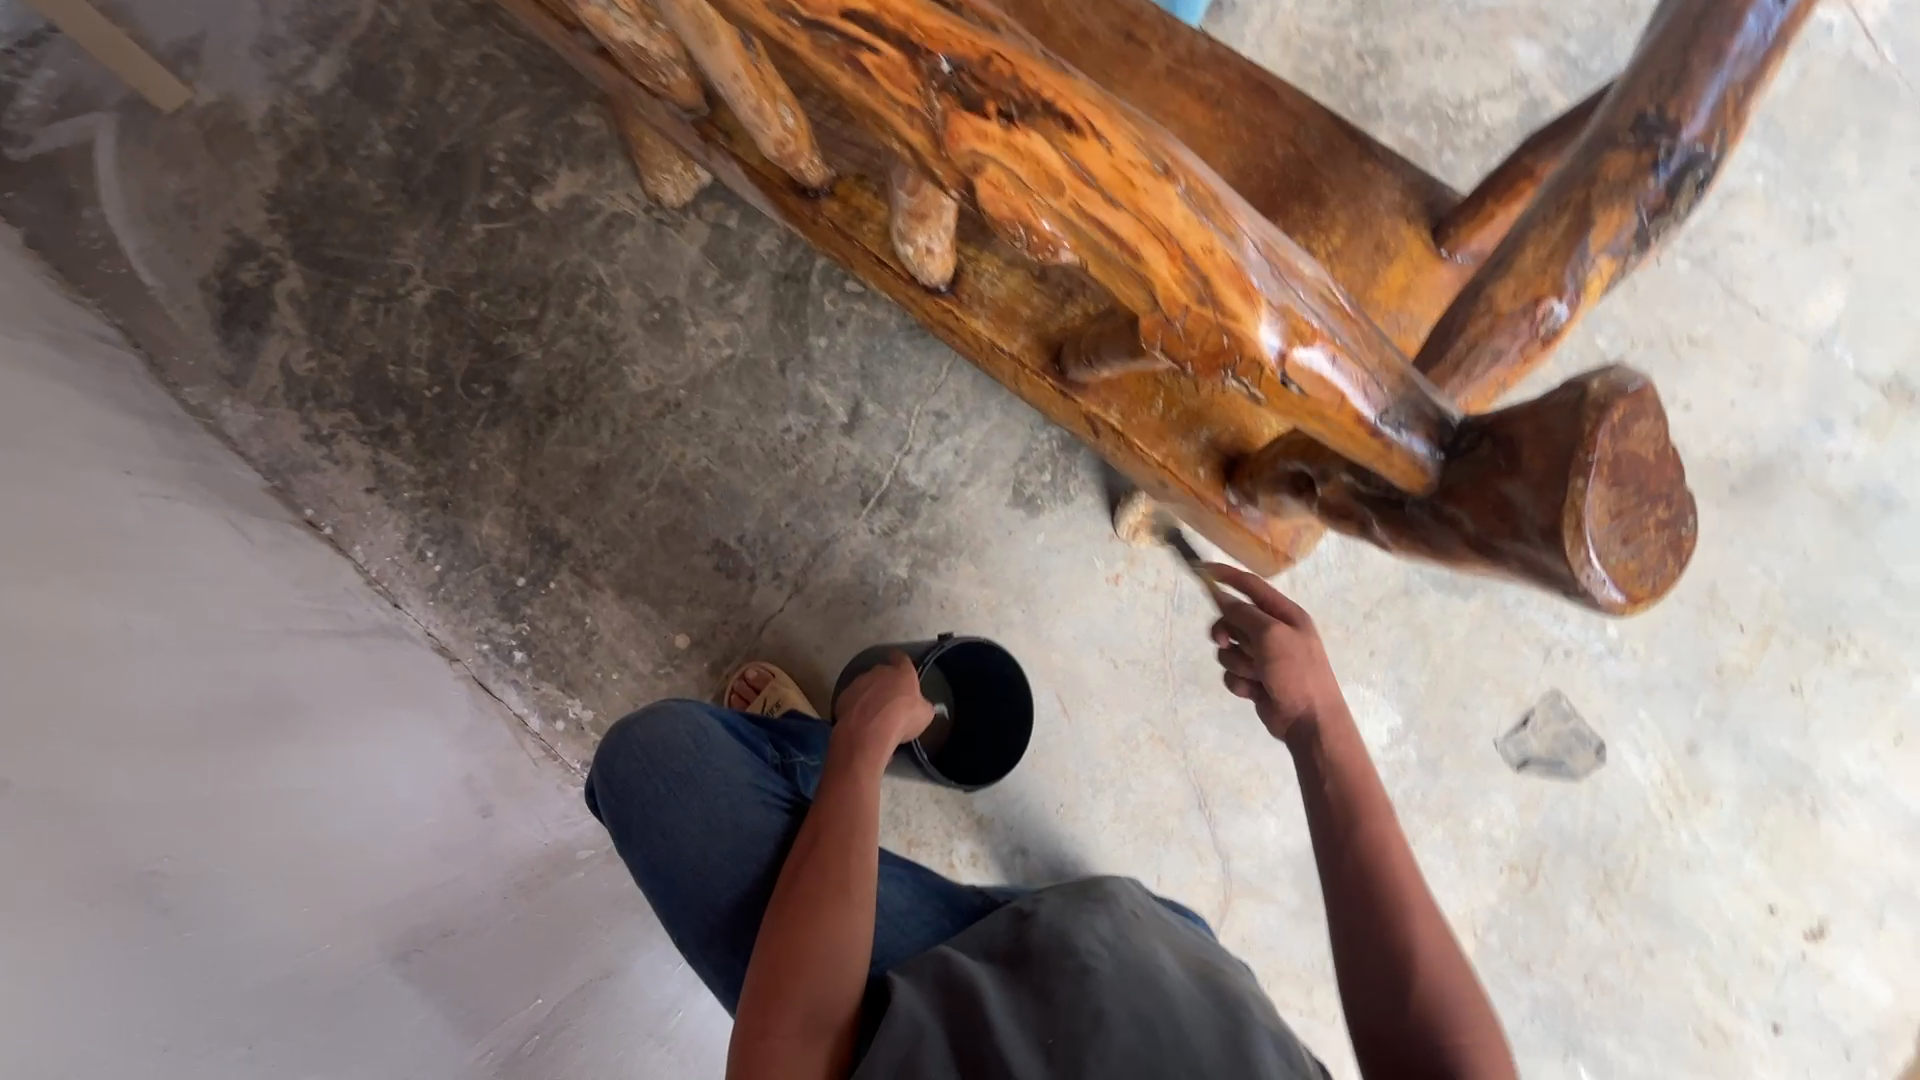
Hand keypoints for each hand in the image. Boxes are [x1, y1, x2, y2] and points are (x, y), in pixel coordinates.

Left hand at [833, 653, 933, 752]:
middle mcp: (879, 672)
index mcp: (902, 672)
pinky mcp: (843, 696)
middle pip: (883, 672)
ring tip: (874, 713)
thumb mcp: (924, 715)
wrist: (868, 732)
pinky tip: (860, 721)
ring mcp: (859, 682)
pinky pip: (853, 698)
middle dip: (885, 682)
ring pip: (866, 685)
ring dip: (870, 694)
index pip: (901, 658)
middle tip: (890, 699)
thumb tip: (923, 706)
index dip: (901, 661)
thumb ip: (923, 706)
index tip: (901, 665)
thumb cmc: (902, 719)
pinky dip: (856, 706)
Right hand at [1204, 563, 1345, 743]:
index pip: (1250, 587)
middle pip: (1232, 619)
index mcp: (1284, 615)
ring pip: (1229, 648)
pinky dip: (1239, 681)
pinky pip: (1231, 672)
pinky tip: (1255, 691)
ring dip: (1237, 662)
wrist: (1309, 721)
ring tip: (1255, 675)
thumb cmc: (1296, 672)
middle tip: (1225, 641)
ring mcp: (1263, 657)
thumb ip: (1243, 613)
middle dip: (1226, 631)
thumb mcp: (1270, 635)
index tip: (1202, 571)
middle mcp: (1273, 632)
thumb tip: (1222, 597)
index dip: (1226, 577)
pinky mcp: (1254, 679)